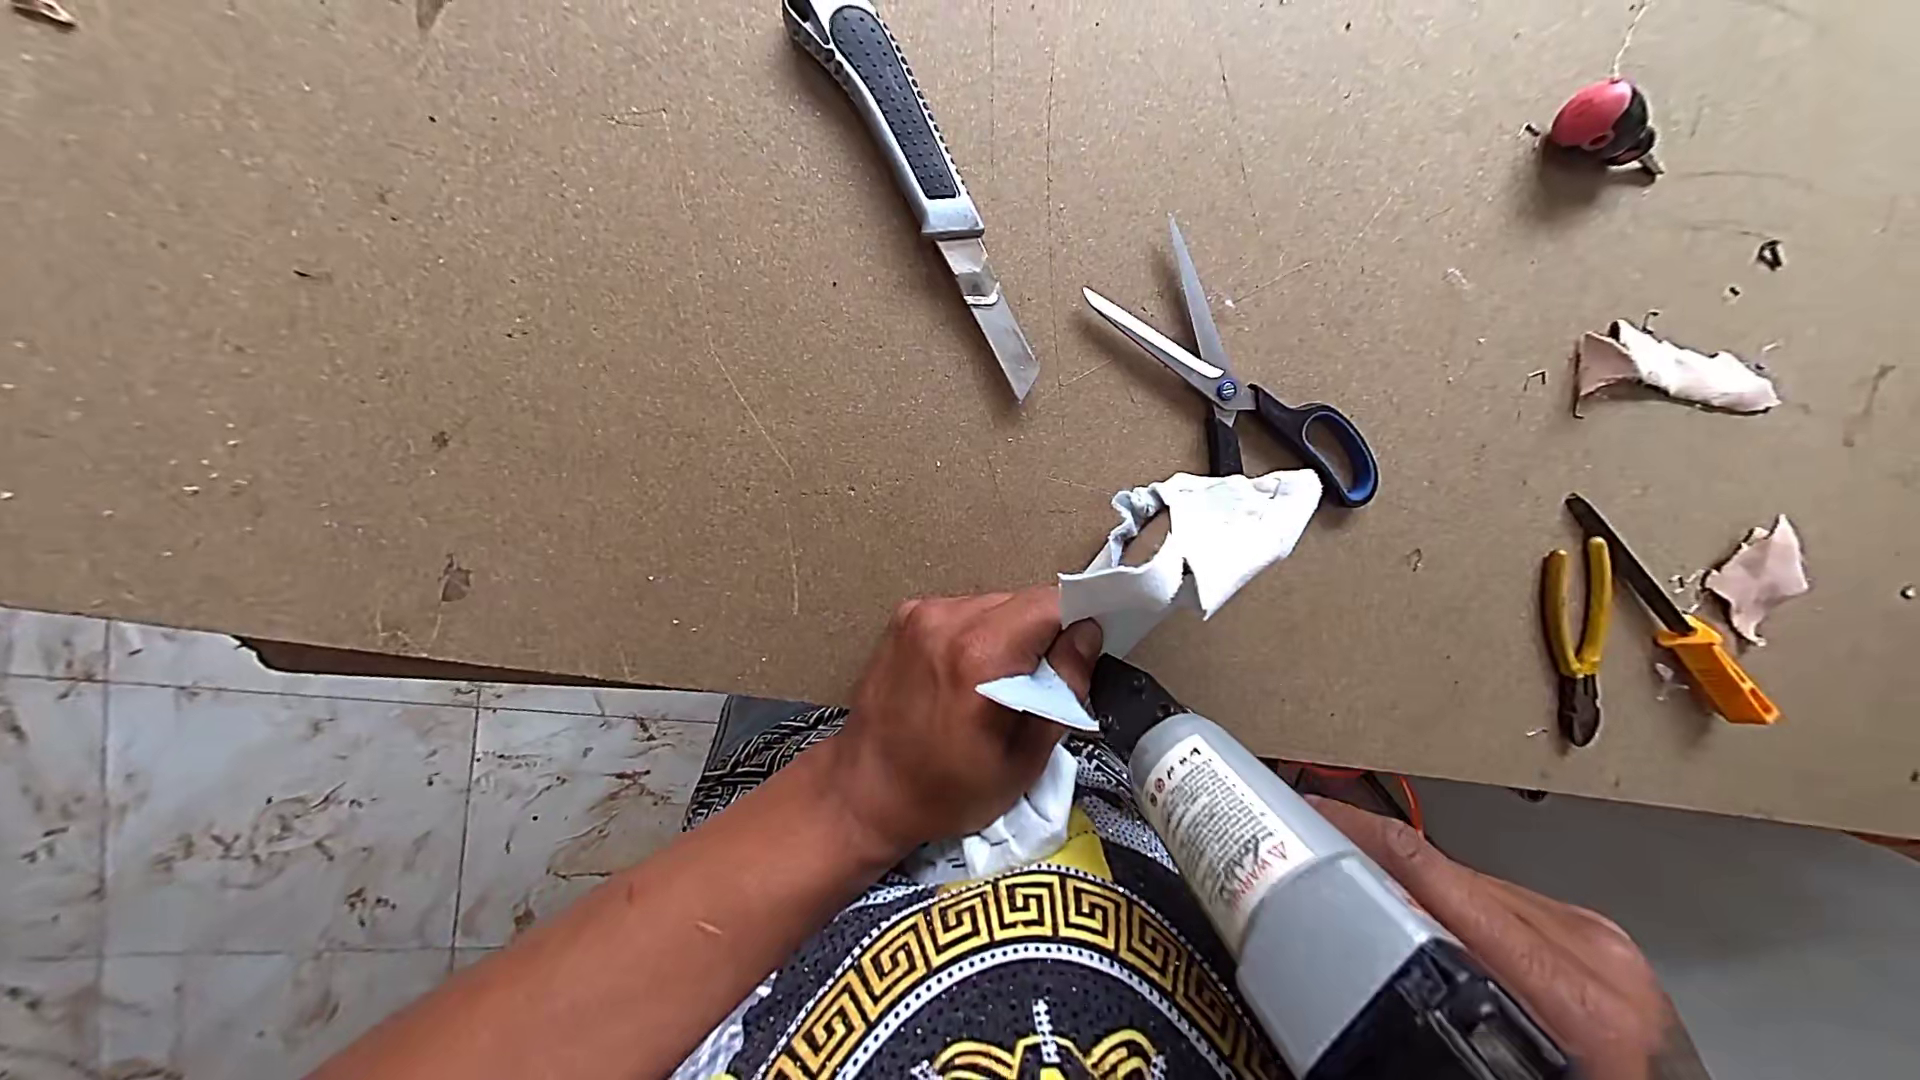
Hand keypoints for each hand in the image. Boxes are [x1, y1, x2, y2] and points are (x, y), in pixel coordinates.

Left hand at [821, 586, 1103, 860]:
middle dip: (1042, 634)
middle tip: (1037, 682)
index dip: (1076, 620)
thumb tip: (1087, 635)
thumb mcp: (1024, 759)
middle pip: (1023, 601)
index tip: (1082, 648)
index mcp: (979, 654)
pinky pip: (964, 610)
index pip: (1051, 602)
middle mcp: (946, 620)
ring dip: (1009, 634)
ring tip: (996, 682)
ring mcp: (920, 614)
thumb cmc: (946, 790)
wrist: (864, 788)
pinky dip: (978, 633)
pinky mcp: (905, 616)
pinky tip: (966, 674)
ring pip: (995, 604)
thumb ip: (1064, 689)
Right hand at [1308, 797, 1709, 1079]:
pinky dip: (1453, 895)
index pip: (1438, 876)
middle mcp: (1589, 951)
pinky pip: (1503, 896)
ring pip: (1471, 877)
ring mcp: (1598, 939)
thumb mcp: (1499, 1064)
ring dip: (1412, 874)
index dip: (1366, 835)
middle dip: (1376, 852)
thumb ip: (1438, 985)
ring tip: (1359, 868)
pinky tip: (1422, 901)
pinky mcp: (1598, 936)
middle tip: (1318, 845)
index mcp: (1572, 997)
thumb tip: (1363, 940)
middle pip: (1447, 870)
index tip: (1320, 814)